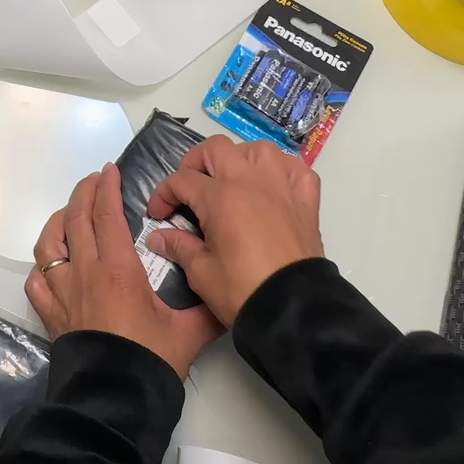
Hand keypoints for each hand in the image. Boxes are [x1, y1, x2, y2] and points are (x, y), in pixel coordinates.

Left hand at [26, 163, 221, 377]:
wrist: (115, 400)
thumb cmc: (150, 361)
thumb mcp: (189, 332)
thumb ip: (206, 305)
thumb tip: (224, 289)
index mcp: (117, 268)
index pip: (107, 213)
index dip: (107, 187)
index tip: (110, 170)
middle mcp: (85, 272)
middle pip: (75, 218)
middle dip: (83, 192)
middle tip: (94, 181)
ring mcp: (63, 292)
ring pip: (49, 243)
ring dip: (58, 221)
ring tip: (70, 214)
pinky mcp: (51, 314)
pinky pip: (37, 281)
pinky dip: (42, 266)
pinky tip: (52, 264)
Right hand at [144, 138, 324, 326]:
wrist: (296, 314)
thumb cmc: (243, 291)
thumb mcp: (201, 273)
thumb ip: (179, 246)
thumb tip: (157, 237)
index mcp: (220, 198)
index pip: (181, 180)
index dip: (163, 194)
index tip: (158, 213)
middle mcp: (250, 182)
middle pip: (216, 148)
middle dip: (195, 163)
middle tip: (190, 189)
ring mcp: (281, 188)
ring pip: (259, 148)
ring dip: (240, 158)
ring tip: (232, 179)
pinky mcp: (306, 202)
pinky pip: (296, 169)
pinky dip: (283, 169)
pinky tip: (272, 184)